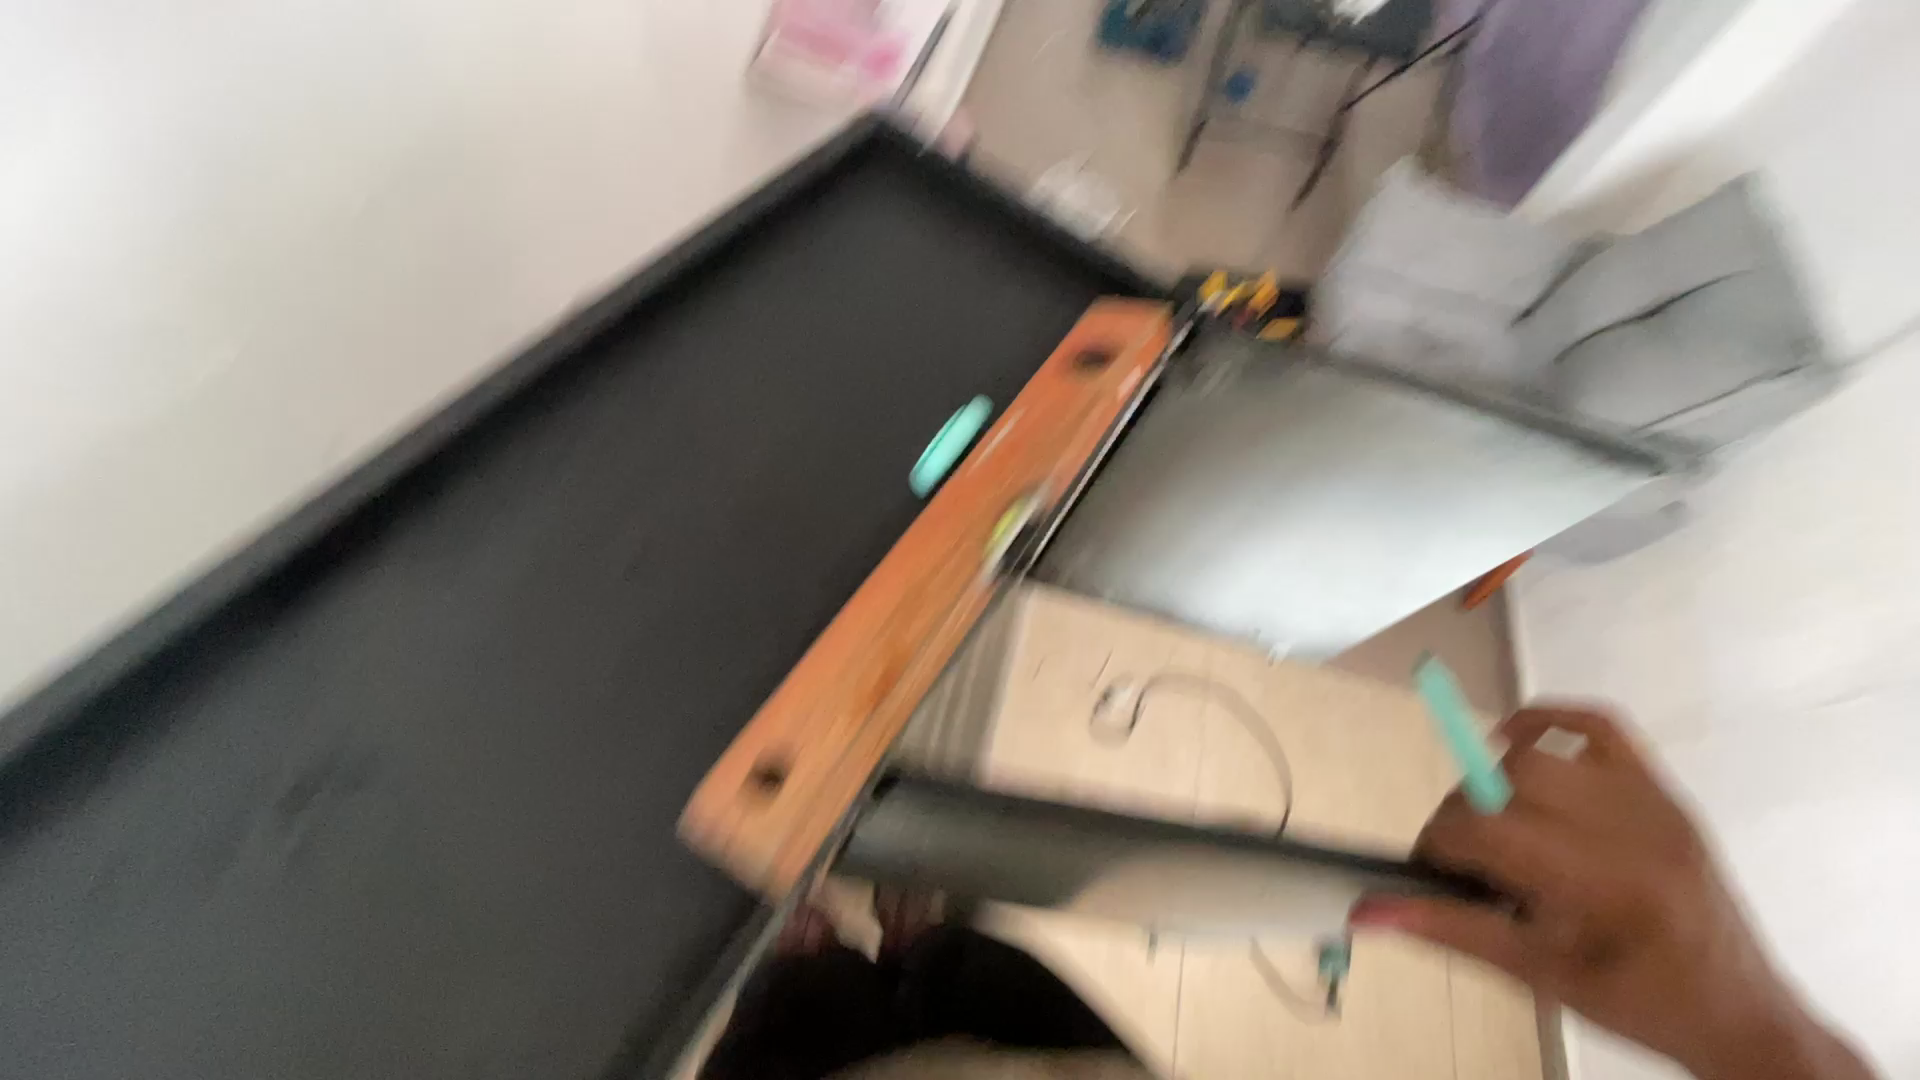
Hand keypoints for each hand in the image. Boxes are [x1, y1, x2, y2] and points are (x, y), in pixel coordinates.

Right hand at [1351, 706, 1875, 1079]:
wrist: (1741, 1013)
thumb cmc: (1632, 998)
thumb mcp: (1535, 974)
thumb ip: (1445, 929)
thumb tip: (1361, 912)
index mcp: (1601, 887)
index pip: (1485, 830)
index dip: (1440, 844)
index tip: (1431, 868)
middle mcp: (1629, 832)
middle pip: (1503, 785)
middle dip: (1465, 815)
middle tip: (1468, 855)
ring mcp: (1651, 804)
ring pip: (1537, 759)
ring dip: (1496, 783)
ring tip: (1499, 823)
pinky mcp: (1663, 791)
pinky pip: (1600, 725)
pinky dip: (1548, 720)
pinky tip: (1515, 739)